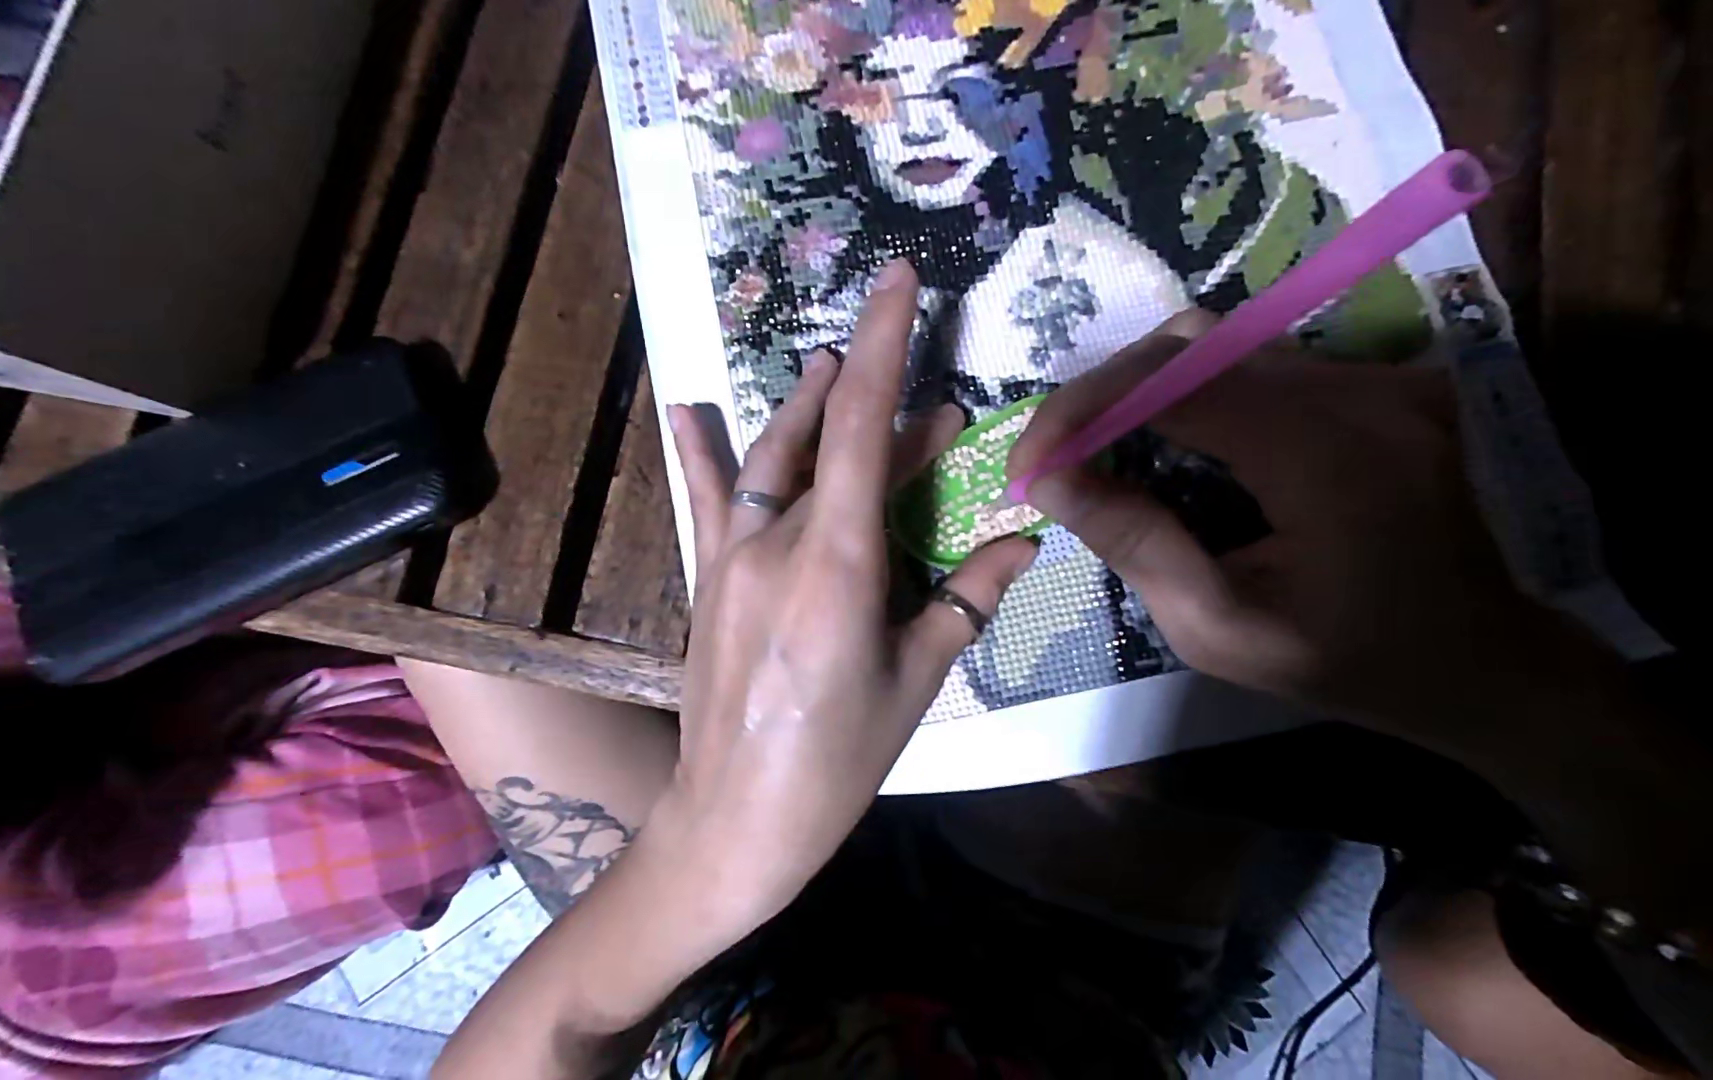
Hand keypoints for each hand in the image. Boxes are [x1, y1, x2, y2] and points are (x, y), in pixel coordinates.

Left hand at [656, 258, 1037, 929]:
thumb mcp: (916, 680)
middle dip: (876, 392)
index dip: (883, 345)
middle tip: (926, 380)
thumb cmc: (838, 759)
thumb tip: (1023, 541)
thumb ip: (966, 601)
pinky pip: (709, 498)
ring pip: (772, 456)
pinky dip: (706, 450)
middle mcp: (778, 541)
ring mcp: (732, 554)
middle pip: (831, 440)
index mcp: (840, 563)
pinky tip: (690, 406)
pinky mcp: (707, 575)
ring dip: (807, 404)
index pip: (866, 427)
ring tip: (832, 366)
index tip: (898, 280)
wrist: (735, 817)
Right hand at [1008, 311, 1594, 744]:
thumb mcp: (1215, 627)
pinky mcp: (1371, 382)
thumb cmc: (1340, 661)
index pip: (1171, 383)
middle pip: (1186, 348)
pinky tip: (1163, 446)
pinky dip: (1183, 396)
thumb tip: (1050, 478)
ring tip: (1096, 454)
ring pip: (1213, 346)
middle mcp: (1357, 390)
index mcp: (1327, 454)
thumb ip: (1134, 542)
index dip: (1081, 410)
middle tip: (1053, 462)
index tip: (1028, 464)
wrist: (1477, 663)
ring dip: (1136, 394)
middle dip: (1098, 399)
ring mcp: (1373, 377)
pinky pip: (1249, 364)